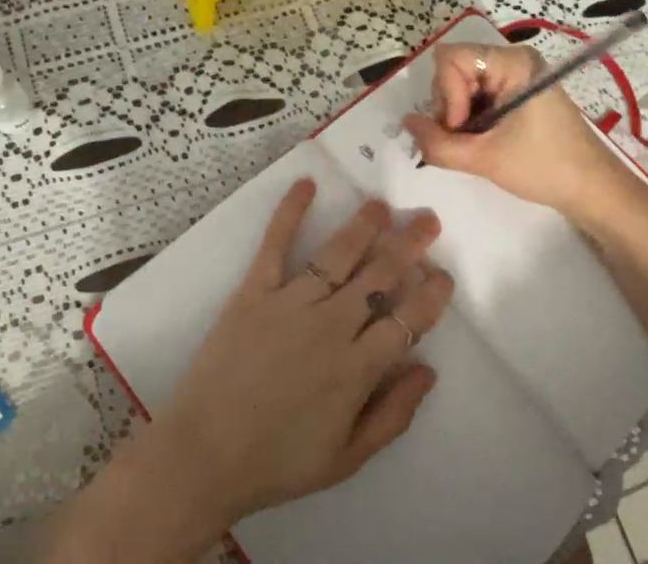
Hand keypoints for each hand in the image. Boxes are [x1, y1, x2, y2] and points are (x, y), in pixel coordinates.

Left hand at [92, 179, 455, 554]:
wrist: (203, 455)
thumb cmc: (277, 462)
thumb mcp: (347, 457)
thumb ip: (393, 415)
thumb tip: (428, 370)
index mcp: (358, 368)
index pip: (407, 320)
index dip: (430, 295)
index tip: (443, 275)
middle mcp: (331, 326)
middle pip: (380, 277)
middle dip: (409, 246)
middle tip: (427, 220)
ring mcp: (290, 304)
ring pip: (338, 255)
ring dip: (364, 226)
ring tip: (381, 205)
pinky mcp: (253, 293)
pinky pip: (275, 246)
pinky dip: (290, 212)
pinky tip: (305, 185)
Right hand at [402, 42, 625, 219]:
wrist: (592, 190)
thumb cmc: (545, 168)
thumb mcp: (485, 158)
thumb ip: (437, 142)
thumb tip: (407, 123)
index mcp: (513, 63)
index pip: (451, 58)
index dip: (446, 93)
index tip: (462, 127)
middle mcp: (513, 60)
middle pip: (453, 69)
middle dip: (450, 106)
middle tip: (465, 140)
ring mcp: (515, 76)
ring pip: (461, 85)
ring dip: (457, 116)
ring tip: (474, 145)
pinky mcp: (516, 93)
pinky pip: (476, 95)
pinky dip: (470, 119)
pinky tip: (481, 142)